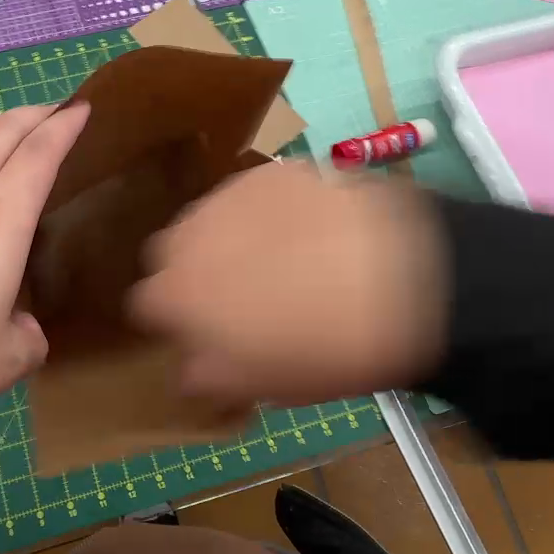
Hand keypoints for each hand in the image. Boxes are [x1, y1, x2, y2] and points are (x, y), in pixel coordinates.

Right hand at [130, 162, 447, 404]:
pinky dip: (266, 214)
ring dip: (228, 239)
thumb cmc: (328, 346)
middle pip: (173, 252)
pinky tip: (306, 232)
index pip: (146, 302)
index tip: (205, 328)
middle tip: (242, 295)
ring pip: (211, 220)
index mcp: (176, 291)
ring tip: (279, 261)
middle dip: (195, 271)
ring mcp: (230, 195)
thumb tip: (188, 367)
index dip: (175, 316)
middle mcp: (189, 234)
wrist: (407, 276)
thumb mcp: (266, 383)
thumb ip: (211, 375)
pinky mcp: (271, 171)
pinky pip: (252, 197)